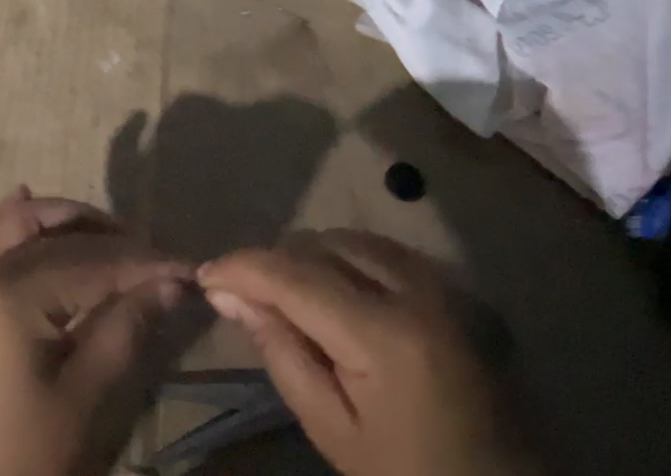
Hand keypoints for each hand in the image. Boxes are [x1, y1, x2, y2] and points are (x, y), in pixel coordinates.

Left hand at [0, 187, 192, 475]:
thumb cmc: (22, 451)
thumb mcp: (83, 398)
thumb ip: (125, 330)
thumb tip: (171, 281)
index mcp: (15, 291)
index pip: (93, 260)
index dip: (144, 263)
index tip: (189, 270)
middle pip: (58, 231)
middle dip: (111, 238)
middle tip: (156, 262)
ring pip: (21, 221)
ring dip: (68, 221)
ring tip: (115, 242)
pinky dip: (19, 219)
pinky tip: (30, 201)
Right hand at [200, 230, 539, 475]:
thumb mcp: (335, 432)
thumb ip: (282, 354)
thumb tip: (230, 294)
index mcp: (386, 336)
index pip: (293, 274)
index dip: (242, 267)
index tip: (205, 275)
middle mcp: (421, 291)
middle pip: (322, 243)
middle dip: (276, 262)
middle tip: (248, 297)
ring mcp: (450, 285)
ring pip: (354, 238)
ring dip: (313, 257)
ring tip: (292, 296)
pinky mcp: (466, 290)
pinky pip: (390, 253)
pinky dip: (352, 262)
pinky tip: (343, 298)